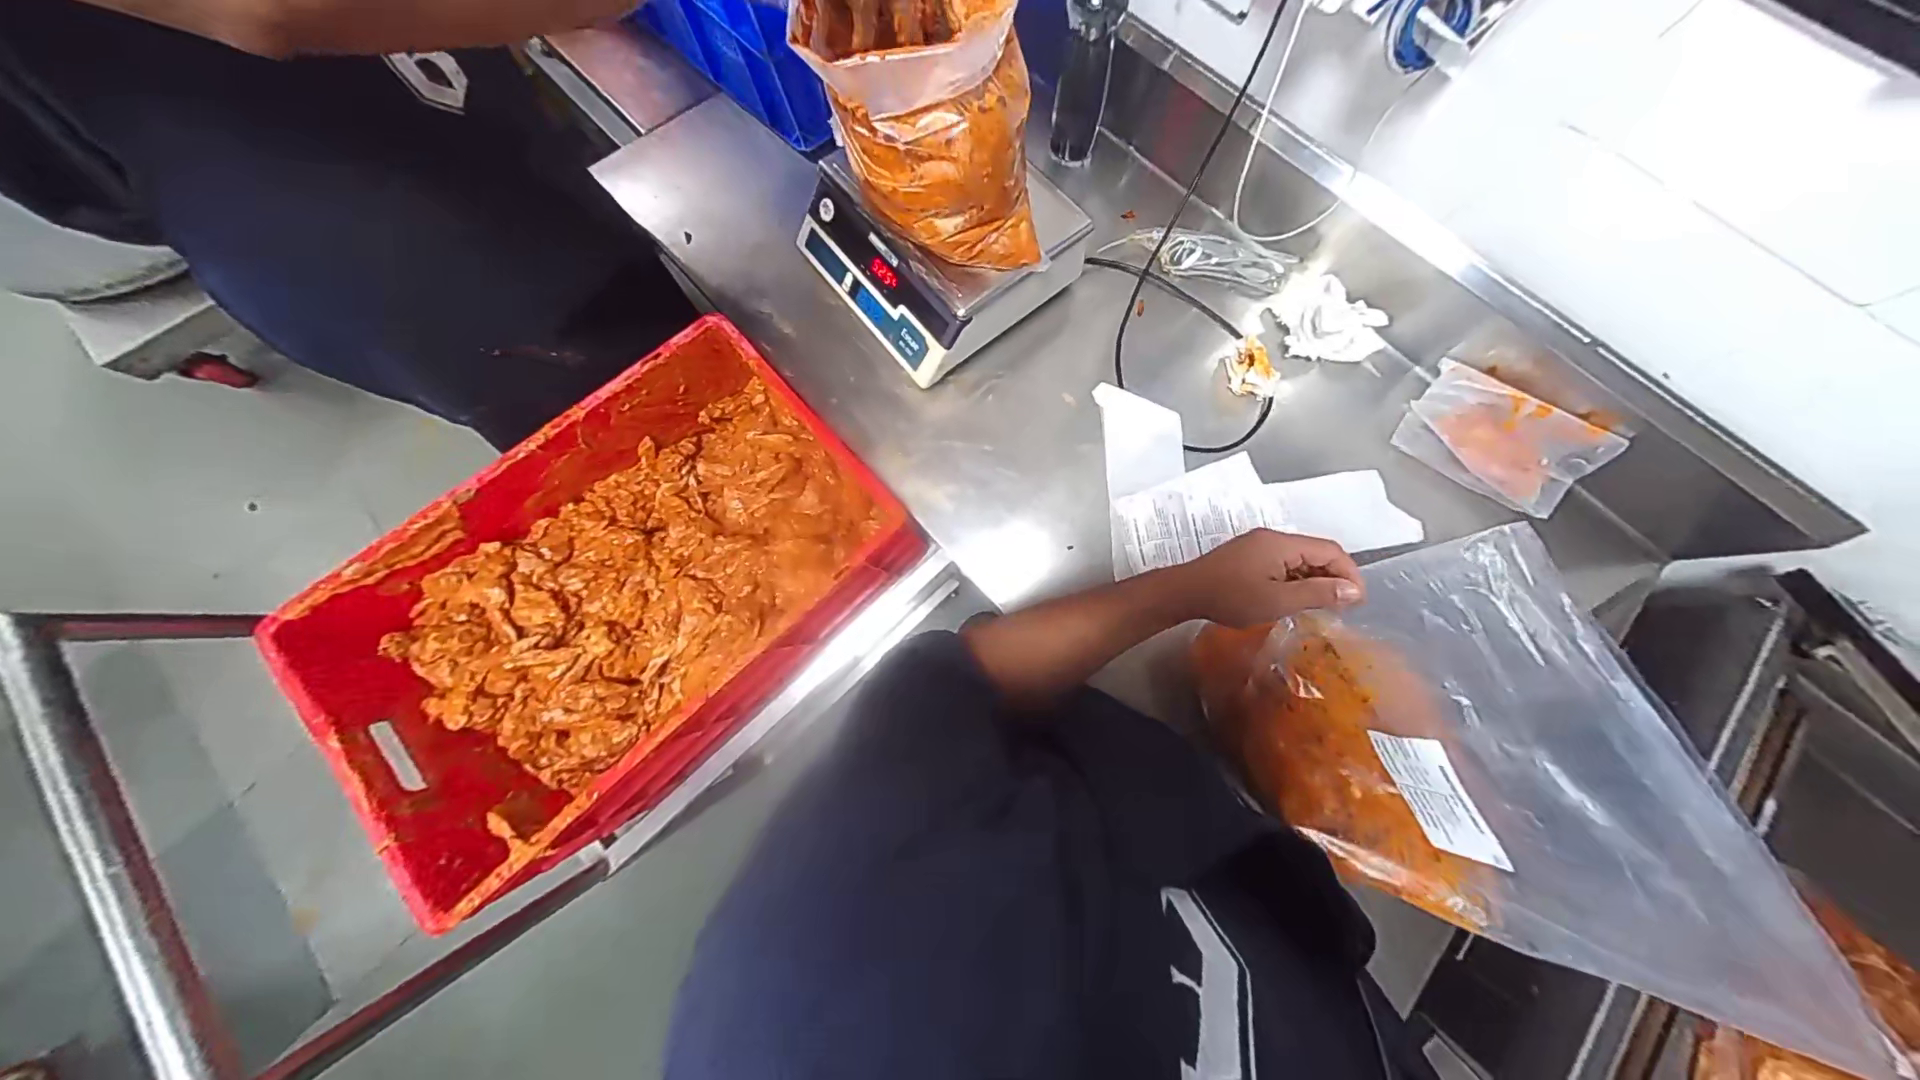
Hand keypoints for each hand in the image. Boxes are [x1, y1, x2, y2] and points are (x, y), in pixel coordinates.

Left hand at [1167, 529, 1364, 627]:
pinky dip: (1294, 580)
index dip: (1350, 574)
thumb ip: (1317, 594)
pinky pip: (1281, 564)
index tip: (1357, 601)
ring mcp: (1256, 546)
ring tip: (1322, 607)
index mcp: (1281, 543)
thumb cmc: (1228, 598)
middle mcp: (1271, 539)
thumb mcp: (1277, 601)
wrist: (1183, 592)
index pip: (1331, 551)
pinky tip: (1294, 599)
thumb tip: (1353, 591)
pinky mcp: (1246, 557)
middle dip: (1334, 577)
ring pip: (1298, 559)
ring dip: (1314, 580)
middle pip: (1316, 552)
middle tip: (1343, 607)